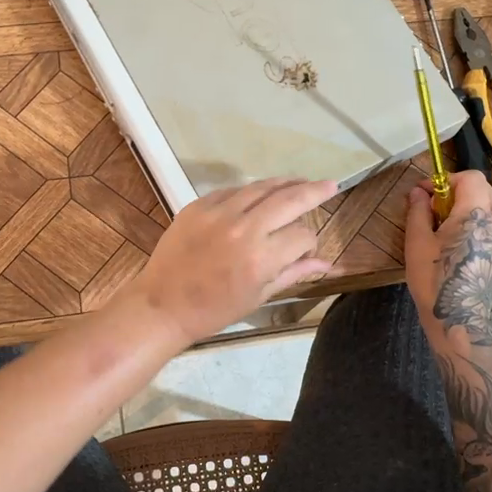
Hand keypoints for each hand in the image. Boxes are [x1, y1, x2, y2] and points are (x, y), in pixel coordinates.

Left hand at [121, 179, 336, 342]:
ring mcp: (218, 213)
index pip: (302, 235)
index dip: (310, 242)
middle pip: (289, 199)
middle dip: (313, 191)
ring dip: (285, 183)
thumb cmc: (214, 310)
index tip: (306, 249)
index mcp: (261, 258)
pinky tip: (260, 193)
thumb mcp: (258, 296)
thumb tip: (327, 263)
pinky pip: (234, 190)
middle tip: (330, 184)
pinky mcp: (198, 205)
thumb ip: (294, 273)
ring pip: (262, 187)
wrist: (162, 305)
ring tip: (301, 181)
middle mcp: (243, 229)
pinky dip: (251, 191)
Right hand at [403, 170, 491, 345]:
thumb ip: (418, 211)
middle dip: (456, 190)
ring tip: (442, 226)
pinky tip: (454, 242)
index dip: (447, 179)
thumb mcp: (417, 242)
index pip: (471, 177)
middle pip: (482, 189)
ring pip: (487, 206)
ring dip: (465, 205)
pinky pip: (489, 224)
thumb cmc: (434, 278)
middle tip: (433, 208)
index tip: (426, 193)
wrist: (457, 318)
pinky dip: (473, 221)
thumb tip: (418, 192)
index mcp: (474, 214)